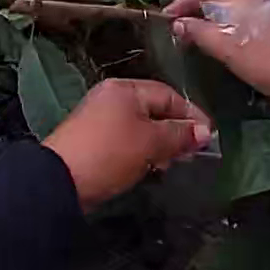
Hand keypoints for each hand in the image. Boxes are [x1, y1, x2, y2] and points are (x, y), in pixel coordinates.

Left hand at [44, 79, 212, 209]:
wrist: (60, 180)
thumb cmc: (110, 153)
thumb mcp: (151, 142)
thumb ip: (180, 134)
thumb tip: (206, 132)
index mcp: (125, 89)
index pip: (168, 95)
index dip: (192, 114)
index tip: (210, 136)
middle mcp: (111, 98)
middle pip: (155, 109)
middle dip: (177, 130)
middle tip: (194, 152)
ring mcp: (100, 118)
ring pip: (142, 126)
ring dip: (161, 143)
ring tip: (175, 162)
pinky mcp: (94, 140)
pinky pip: (127, 139)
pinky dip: (143, 150)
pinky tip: (152, 166)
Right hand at [165, 0, 269, 102]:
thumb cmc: (266, 61)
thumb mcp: (227, 49)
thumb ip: (199, 33)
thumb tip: (178, 24)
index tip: (167, 18)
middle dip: (195, 7)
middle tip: (179, 27)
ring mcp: (269, 9)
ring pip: (232, 6)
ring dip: (211, 17)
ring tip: (196, 35)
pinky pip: (244, 17)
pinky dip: (227, 24)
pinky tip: (223, 41)